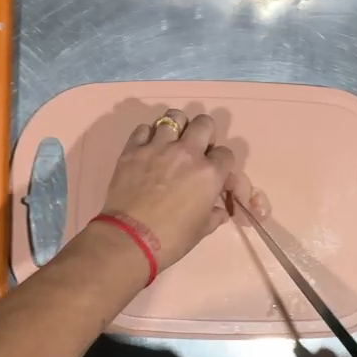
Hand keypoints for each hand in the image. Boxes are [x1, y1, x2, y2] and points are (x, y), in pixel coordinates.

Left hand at [98, 110, 256, 273]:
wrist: (131, 239)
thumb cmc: (172, 239)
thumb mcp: (201, 230)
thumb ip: (213, 215)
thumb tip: (219, 211)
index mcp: (209, 173)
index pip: (225, 153)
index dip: (221, 161)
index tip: (214, 170)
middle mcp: (187, 152)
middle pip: (204, 123)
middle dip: (204, 133)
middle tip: (196, 148)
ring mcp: (158, 147)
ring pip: (173, 117)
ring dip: (177, 127)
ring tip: (172, 141)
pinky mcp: (133, 149)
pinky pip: (143, 128)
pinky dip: (148, 135)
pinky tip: (147, 148)